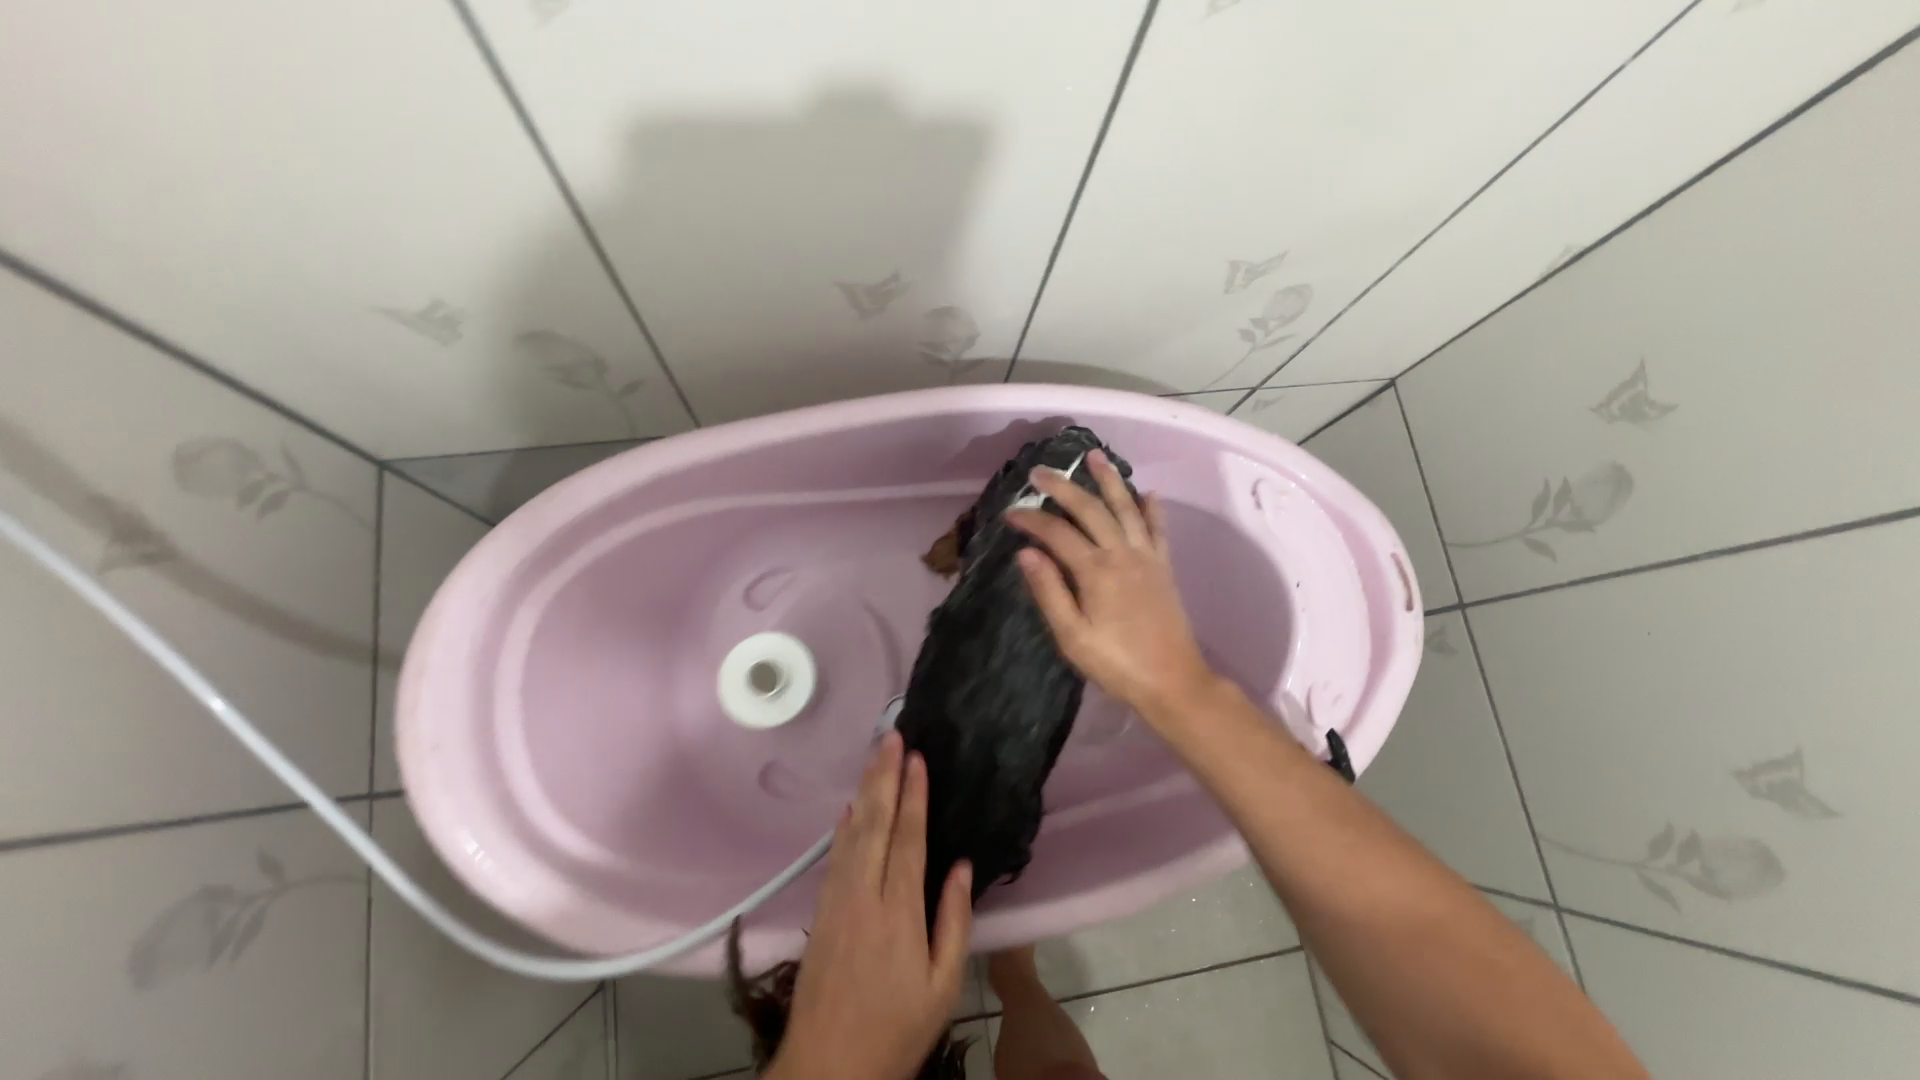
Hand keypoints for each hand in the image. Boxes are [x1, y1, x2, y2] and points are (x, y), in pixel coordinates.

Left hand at [767, 732, 973, 1079]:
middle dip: (884, 776)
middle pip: (874, 823)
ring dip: (864, 792)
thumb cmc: (896, 1028)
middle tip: (891, 736)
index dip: (913, 795)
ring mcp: (836, 902)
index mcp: (898, 911)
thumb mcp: (942, 985)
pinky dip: (843, 827)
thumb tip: (963, 867)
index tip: (917, 757)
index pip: (907, 838)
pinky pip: (834, 857)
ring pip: (851, 834)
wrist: (826, 1065)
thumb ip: (954, 921)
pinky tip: (849, 809)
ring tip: (873, 757)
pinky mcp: (820, 913)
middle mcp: (863, 895)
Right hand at [1007, 450, 1221, 720]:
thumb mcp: (1072, 636)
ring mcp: (1147, 558)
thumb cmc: (1116, 664)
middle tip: (1041, 471)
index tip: (1010, 513)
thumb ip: (1049, 591)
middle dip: (1064, 487)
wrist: (1173, 681)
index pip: (1057, 534)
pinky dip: (1151, 508)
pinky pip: (1158, 529)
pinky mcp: (1164, 568)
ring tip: (1095, 456)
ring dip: (1110, 481)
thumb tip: (1025, 553)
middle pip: (1091, 510)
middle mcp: (1122, 554)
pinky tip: (1148, 492)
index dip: (1032, 520)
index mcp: (1095, 571)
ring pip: (1126, 508)